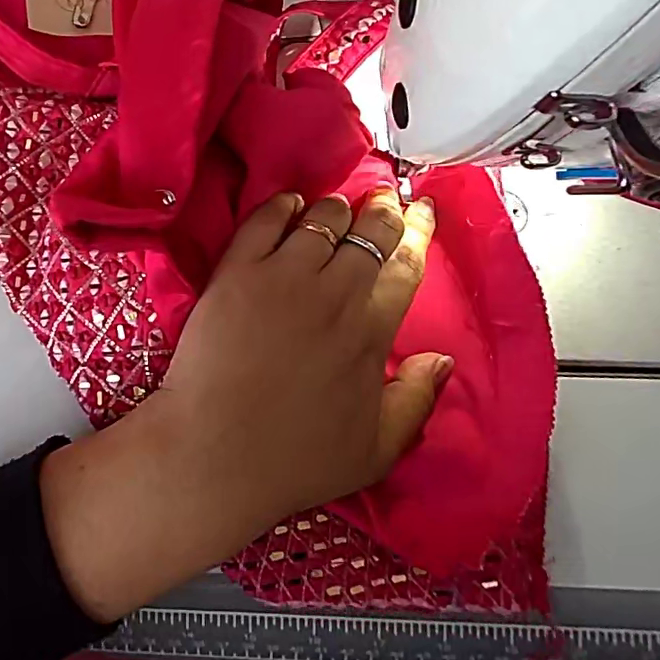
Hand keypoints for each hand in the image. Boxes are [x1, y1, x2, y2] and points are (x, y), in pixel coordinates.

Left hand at [38, 187, 445, 620]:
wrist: (215, 452)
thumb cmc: (295, 459)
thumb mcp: (375, 450)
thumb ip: (416, 400)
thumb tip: (443, 359)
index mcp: (370, 332)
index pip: (404, 267)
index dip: (417, 234)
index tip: (422, 213)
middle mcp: (333, 294)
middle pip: (368, 234)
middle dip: (383, 211)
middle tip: (385, 200)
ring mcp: (282, 277)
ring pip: (321, 220)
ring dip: (335, 209)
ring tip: (338, 207)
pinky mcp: (237, 272)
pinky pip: (264, 221)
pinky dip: (282, 205)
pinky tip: (289, 203)